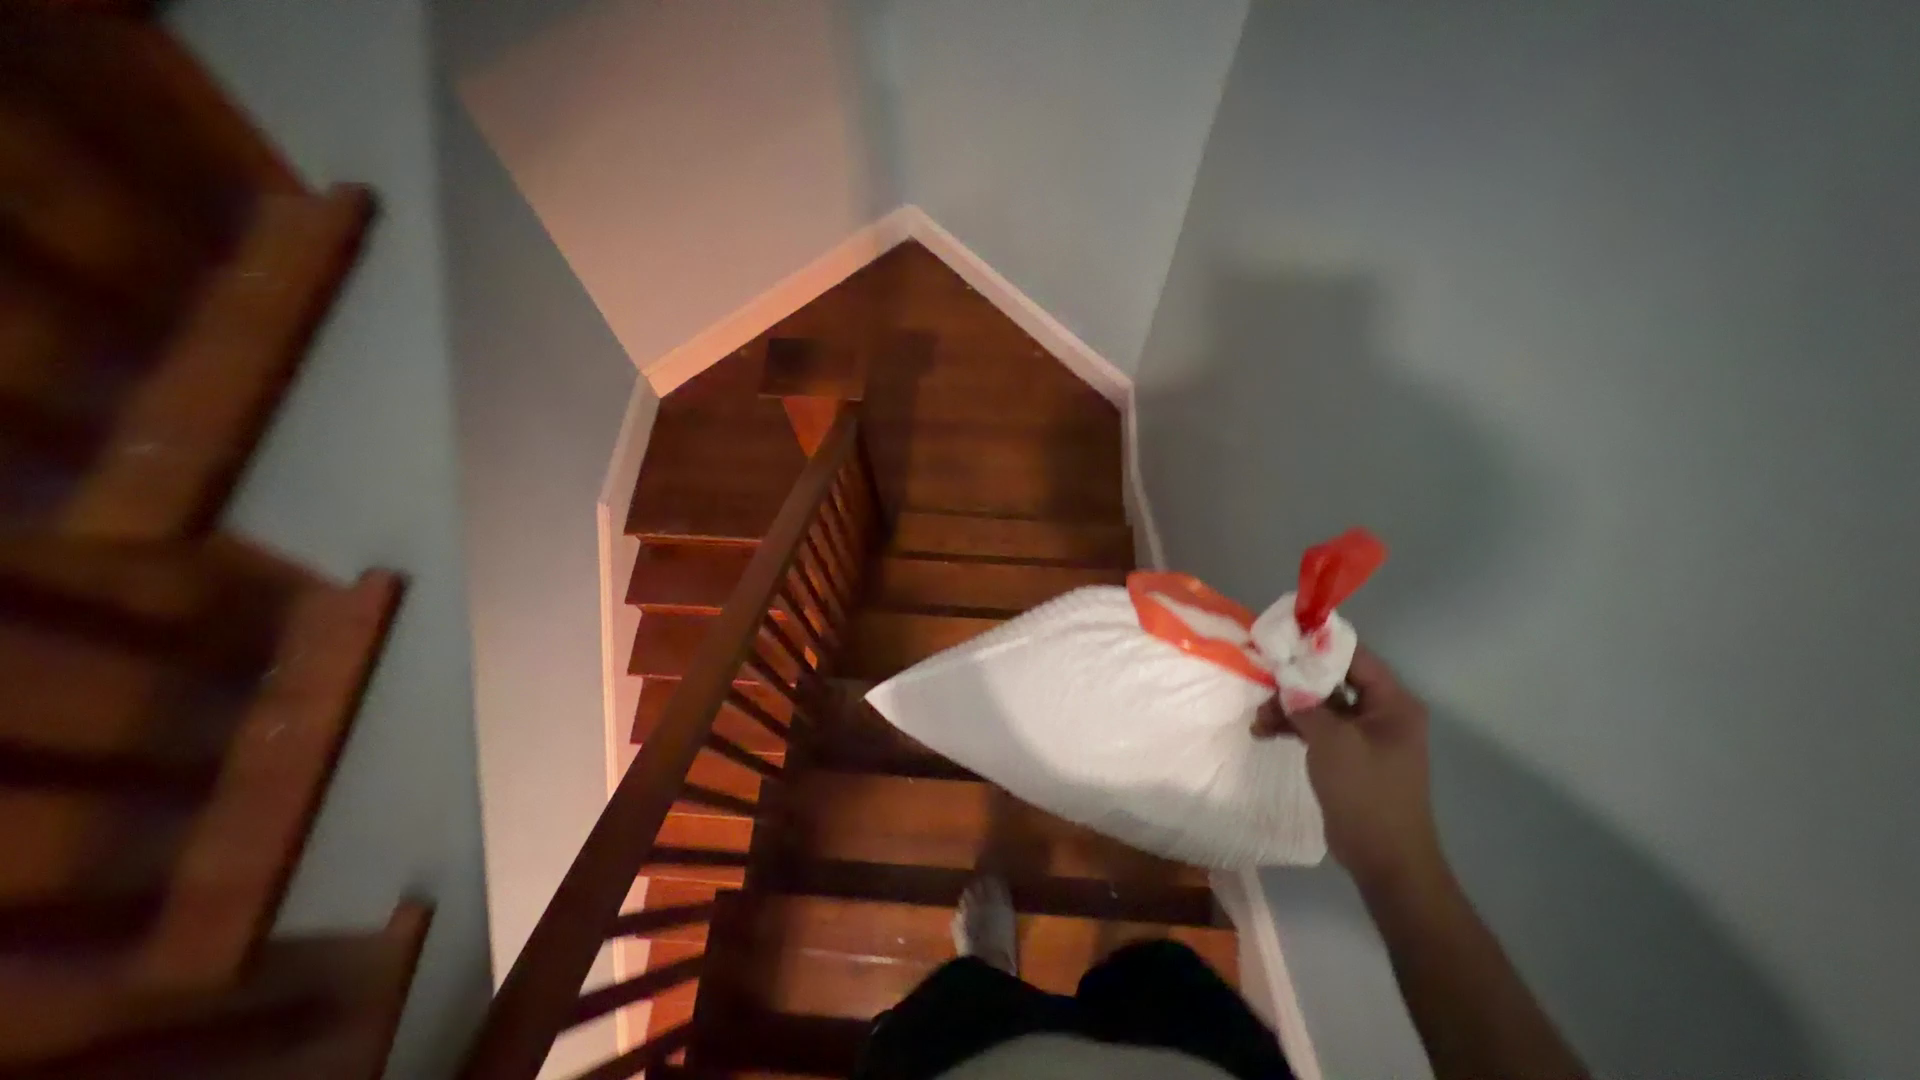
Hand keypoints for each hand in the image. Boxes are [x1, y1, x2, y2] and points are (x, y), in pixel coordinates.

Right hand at [1256, 646, 1445, 891]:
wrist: (1385, 858)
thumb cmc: (1366, 792)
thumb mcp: (1332, 741)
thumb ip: (1307, 704)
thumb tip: (1285, 680)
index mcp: (1393, 703)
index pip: (1354, 657)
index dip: (1318, 646)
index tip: (1281, 639)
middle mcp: (1383, 713)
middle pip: (1334, 681)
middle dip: (1295, 682)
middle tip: (1261, 681)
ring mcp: (1366, 737)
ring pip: (1322, 706)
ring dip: (1289, 708)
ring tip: (1258, 719)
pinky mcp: (1350, 757)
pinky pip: (1320, 729)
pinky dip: (1295, 727)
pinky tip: (1264, 732)